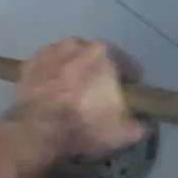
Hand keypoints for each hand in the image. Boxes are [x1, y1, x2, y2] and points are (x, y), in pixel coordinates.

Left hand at [3, 39, 146, 162]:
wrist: (36, 132)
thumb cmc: (85, 127)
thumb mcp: (126, 134)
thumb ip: (143, 124)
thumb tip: (147, 121)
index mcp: (104, 53)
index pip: (127, 66)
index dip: (130, 85)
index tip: (127, 101)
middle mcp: (78, 43)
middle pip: (97, 60)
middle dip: (100, 76)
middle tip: (98, 100)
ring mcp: (51, 51)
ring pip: (71, 61)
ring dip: (75, 74)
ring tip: (73, 98)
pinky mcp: (30, 62)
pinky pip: (49, 68)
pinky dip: (53, 77)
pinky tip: (52, 95)